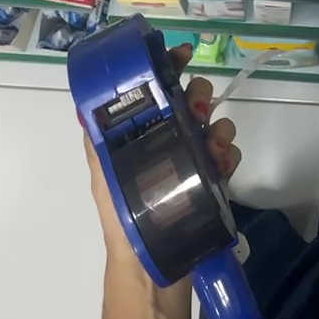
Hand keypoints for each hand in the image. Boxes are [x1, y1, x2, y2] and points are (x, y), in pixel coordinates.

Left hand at [84, 45, 241, 261]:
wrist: (153, 263)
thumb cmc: (124, 214)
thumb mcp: (103, 171)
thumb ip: (100, 137)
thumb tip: (89, 103)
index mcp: (143, 131)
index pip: (158, 87)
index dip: (170, 65)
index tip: (182, 54)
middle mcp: (170, 137)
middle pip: (193, 97)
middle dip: (200, 95)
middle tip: (198, 109)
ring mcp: (194, 156)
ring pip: (216, 121)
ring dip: (218, 127)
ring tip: (212, 148)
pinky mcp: (214, 177)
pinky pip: (229, 152)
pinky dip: (229, 154)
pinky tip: (222, 166)